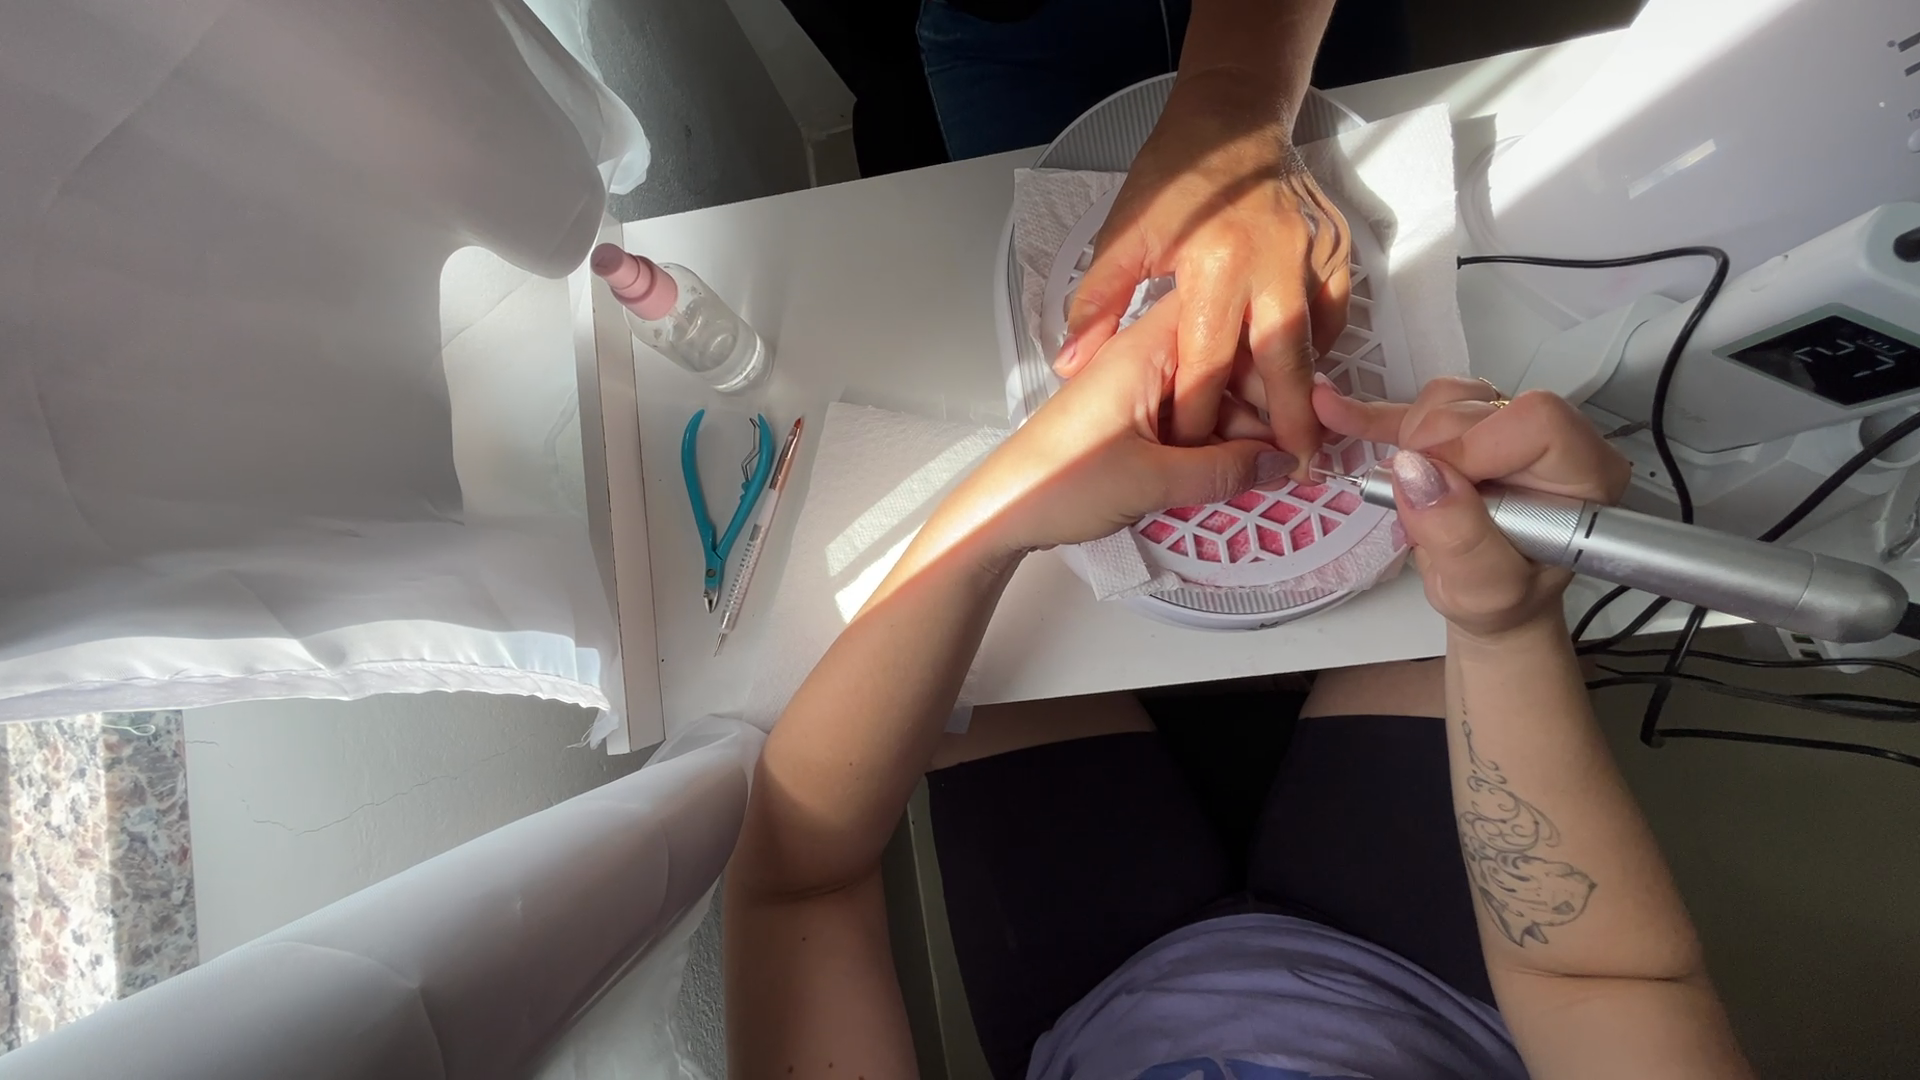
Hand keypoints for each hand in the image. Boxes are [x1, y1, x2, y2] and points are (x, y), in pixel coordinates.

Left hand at [944, 294, 1297, 557]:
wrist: (999, 508)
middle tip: (1287, 463)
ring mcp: (1139, 383)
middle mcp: (1146, 354)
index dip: (1274, 375)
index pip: (1234, 333)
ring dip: (1240, 431)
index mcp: (1148, 348)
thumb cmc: (1060, 482)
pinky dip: (1214, 439)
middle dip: (1262, 411)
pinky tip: (1228, 472)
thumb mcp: (1151, 482)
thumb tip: (1283, 465)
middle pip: (1228, 363)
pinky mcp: (1132, 413)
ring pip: (1212, 393)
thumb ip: (1225, 471)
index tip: (1303, 426)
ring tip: (1259, 476)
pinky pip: (1189, 415)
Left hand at [1056, 70, 1349, 472]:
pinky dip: (1320, 348)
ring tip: (1305, 436)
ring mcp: (1312, 255)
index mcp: (1216, 267)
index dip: (1200, 414)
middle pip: (1283, 362)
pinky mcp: (1335, 248)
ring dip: (1308, 390)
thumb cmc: (1173, 179)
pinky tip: (1303, 375)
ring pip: (1317, 341)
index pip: (1208, 362)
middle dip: (1289, 420)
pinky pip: (1335, 313)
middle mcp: (1274, 265)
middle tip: (1297, 467)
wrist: (1232, 117)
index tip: (1194, 451)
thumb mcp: (1123, 235)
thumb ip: (1097, 303)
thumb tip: (1069, 362)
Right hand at [1314, 377, 1631, 640]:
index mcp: (1581, 473)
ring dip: (1409, 441)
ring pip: (1446, 399)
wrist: (1487, 598)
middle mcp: (1553, 438)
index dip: (1472, 450)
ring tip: (1408, 488)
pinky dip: (1370, 414)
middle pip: (1480, 405)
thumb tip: (1414, 471)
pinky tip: (1334, 410)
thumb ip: (1458, 534)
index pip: (1533, 422)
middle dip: (1432, 452)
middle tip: (1422, 502)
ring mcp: (1504, 428)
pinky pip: (1414, 405)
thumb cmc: (1499, 600)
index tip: (1437, 493)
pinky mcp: (1461, 429)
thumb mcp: (1484, 587)